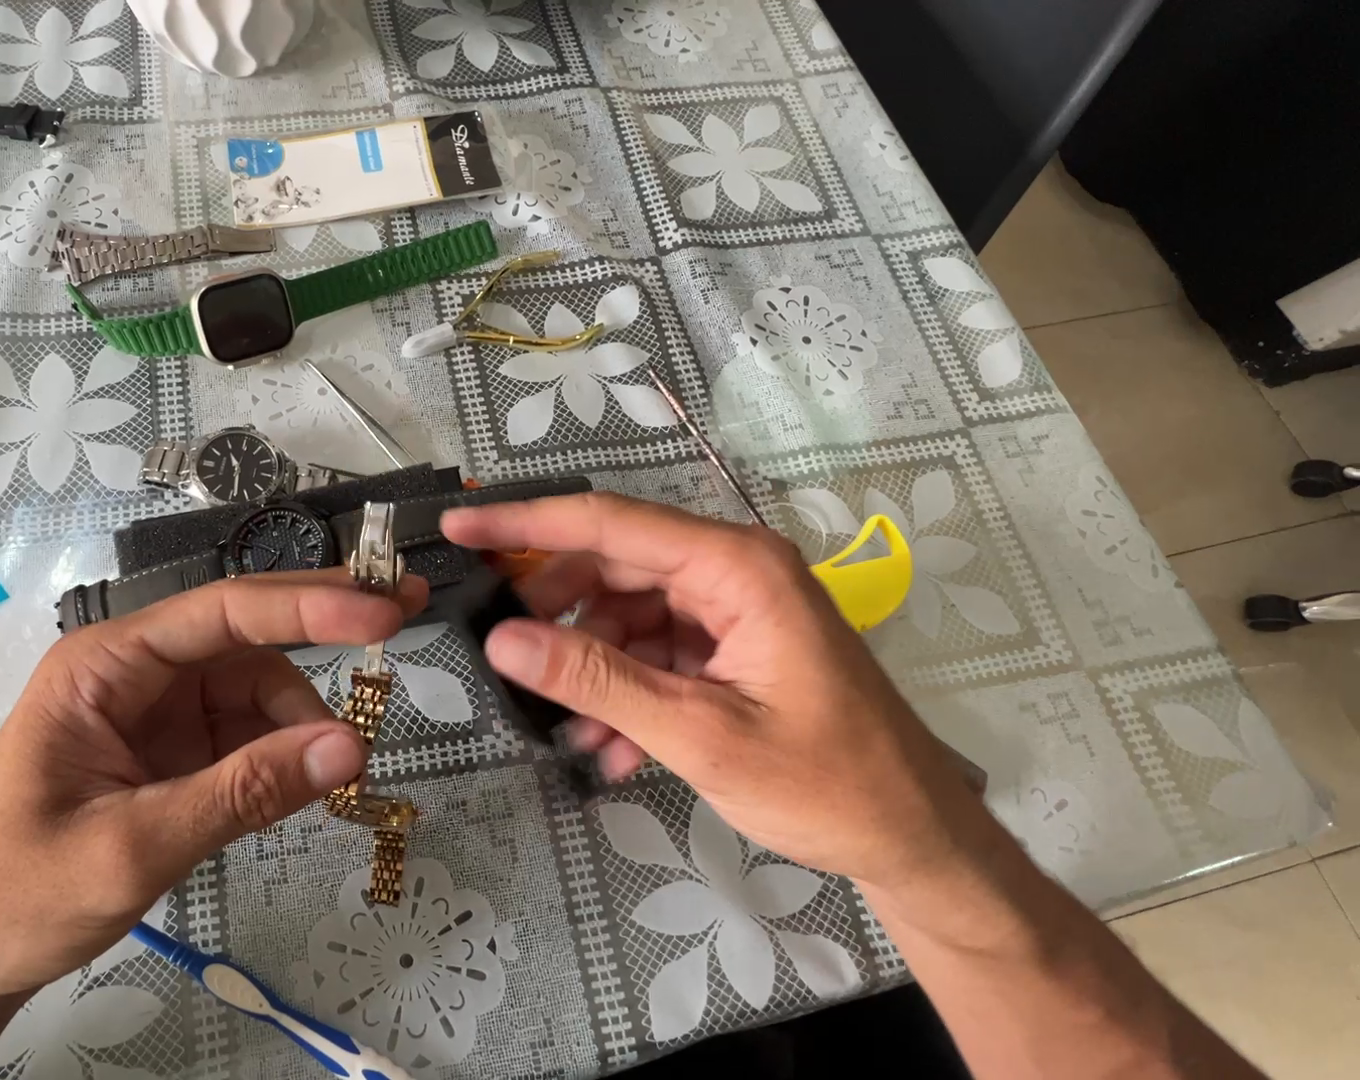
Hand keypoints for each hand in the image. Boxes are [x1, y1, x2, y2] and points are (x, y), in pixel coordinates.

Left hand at [0, 569, 427, 1000]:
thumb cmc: (19, 894)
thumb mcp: (135, 847)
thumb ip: (244, 793)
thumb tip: (350, 749)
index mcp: (106, 665)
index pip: (221, 612)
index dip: (308, 605)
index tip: (380, 610)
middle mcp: (138, 670)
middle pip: (245, 630)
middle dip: (324, 619)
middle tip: (402, 610)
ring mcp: (159, 708)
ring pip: (258, 685)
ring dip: (306, 716)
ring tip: (344, 764)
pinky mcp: (176, 746)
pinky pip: (249, 730)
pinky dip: (286, 750)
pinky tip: (306, 778)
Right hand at [442, 493, 997, 892]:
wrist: (915, 840)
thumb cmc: (825, 784)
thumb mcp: (698, 735)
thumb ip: (596, 681)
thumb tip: (503, 641)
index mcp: (736, 567)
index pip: (608, 523)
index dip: (524, 523)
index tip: (459, 527)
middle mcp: (731, 570)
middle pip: (612, 564)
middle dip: (555, 610)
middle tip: (504, 651)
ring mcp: (730, 608)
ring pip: (625, 611)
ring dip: (590, 666)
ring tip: (571, 727)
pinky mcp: (728, 644)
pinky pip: (652, 649)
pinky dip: (623, 689)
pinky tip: (610, 746)